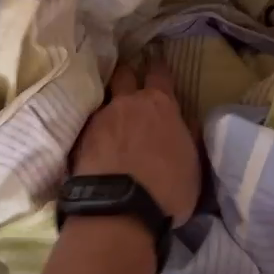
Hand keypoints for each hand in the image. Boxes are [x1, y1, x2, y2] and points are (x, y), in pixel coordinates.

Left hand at [71, 60, 200, 223]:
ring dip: (110, 105)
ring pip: (104, 98)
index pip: (160, 72)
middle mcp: (128, 103)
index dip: (159, 66)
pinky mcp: (81, 138)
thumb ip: (188, 137)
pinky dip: (95, 130)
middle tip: (131, 82)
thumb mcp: (193, 165)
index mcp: (160, 105)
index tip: (157, 62)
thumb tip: (187, 122)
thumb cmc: (167, 189)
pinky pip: (89, 124)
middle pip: (125, 74)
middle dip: (128, 74)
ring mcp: (101, 118)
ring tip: (112, 116)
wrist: (119, 210)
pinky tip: (96, 141)